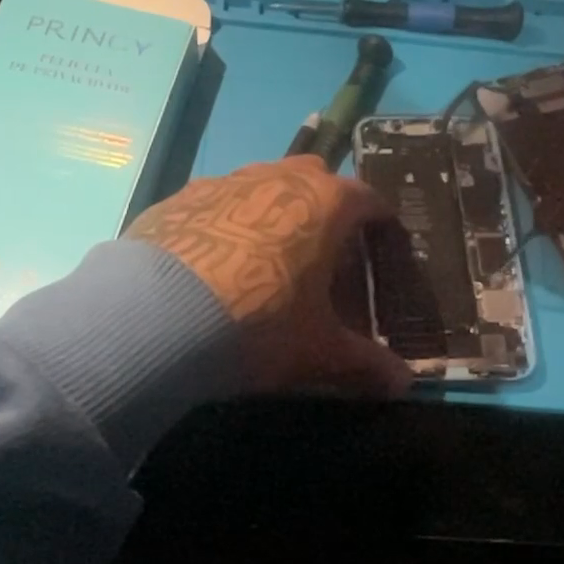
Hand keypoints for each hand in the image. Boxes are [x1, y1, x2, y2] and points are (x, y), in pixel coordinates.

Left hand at [125, 156, 409, 394]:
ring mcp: (222, 182)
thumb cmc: (260, 325)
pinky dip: (226, 225)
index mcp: (325, 204)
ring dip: (273, 212)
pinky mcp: (177, 199)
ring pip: (261, 186)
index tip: (381, 247)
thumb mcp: (318, 351)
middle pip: (315, 180)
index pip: (368, 200)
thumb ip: (366, 363)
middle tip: (325, 253)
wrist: (158, 318)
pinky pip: (215, 205)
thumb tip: (404, 384)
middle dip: (326, 209)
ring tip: (267, 259)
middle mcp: (277, 179)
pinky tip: (215, 265)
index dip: (379, 224)